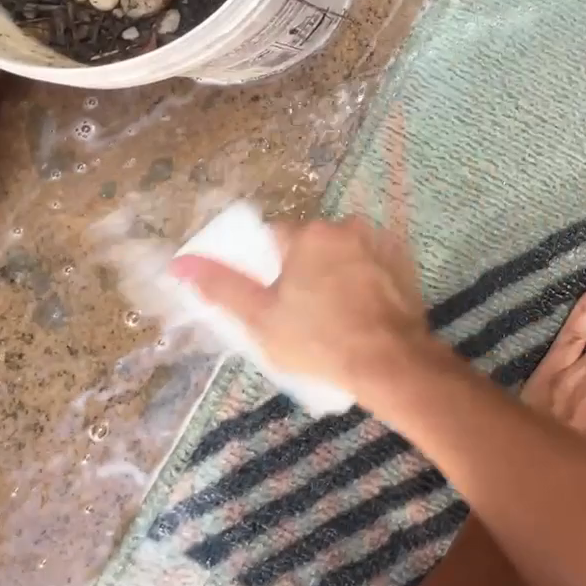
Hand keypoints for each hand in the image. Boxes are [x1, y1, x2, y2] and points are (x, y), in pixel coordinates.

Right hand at [168, 214, 430, 390]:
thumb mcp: (260, 320)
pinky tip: (361, 309)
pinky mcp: (404, 259)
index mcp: (309, 234)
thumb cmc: (318, 341)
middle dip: (304, 269)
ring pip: (344, 252)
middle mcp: (347, 226)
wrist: (389, 359)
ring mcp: (380, 240)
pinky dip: (365, 277)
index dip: (268, 267)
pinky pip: (373, 262)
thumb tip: (180, 263)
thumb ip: (222, 286)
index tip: (272, 296)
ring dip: (336, 271)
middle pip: (312, 243)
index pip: (275, 238)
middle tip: (302, 311)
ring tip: (334, 314)